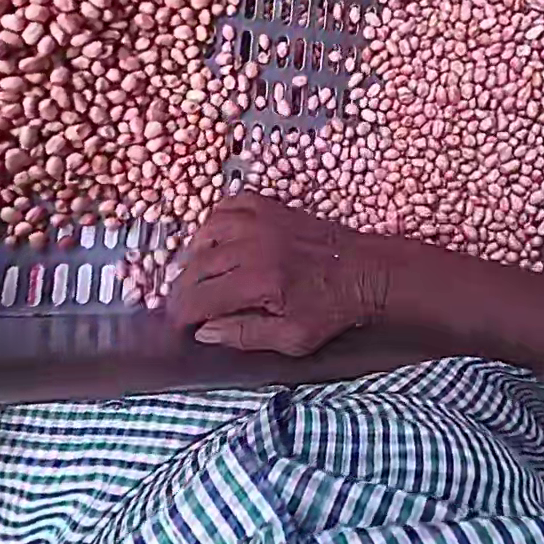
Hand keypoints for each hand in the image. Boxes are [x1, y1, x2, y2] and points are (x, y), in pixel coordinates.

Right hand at [165, 192, 389, 355]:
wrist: (365, 270)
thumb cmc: (333, 308)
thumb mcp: (293, 338)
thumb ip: (245, 334)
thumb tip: (205, 332)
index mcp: (258, 281)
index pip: (199, 298)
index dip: (181, 315)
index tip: (178, 326)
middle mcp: (253, 245)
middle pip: (197, 266)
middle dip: (184, 290)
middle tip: (185, 305)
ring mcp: (262, 221)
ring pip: (207, 231)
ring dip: (196, 254)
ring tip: (198, 274)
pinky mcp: (272, 208)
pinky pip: (231, 204)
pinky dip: (217, 220)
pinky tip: (218, 238)